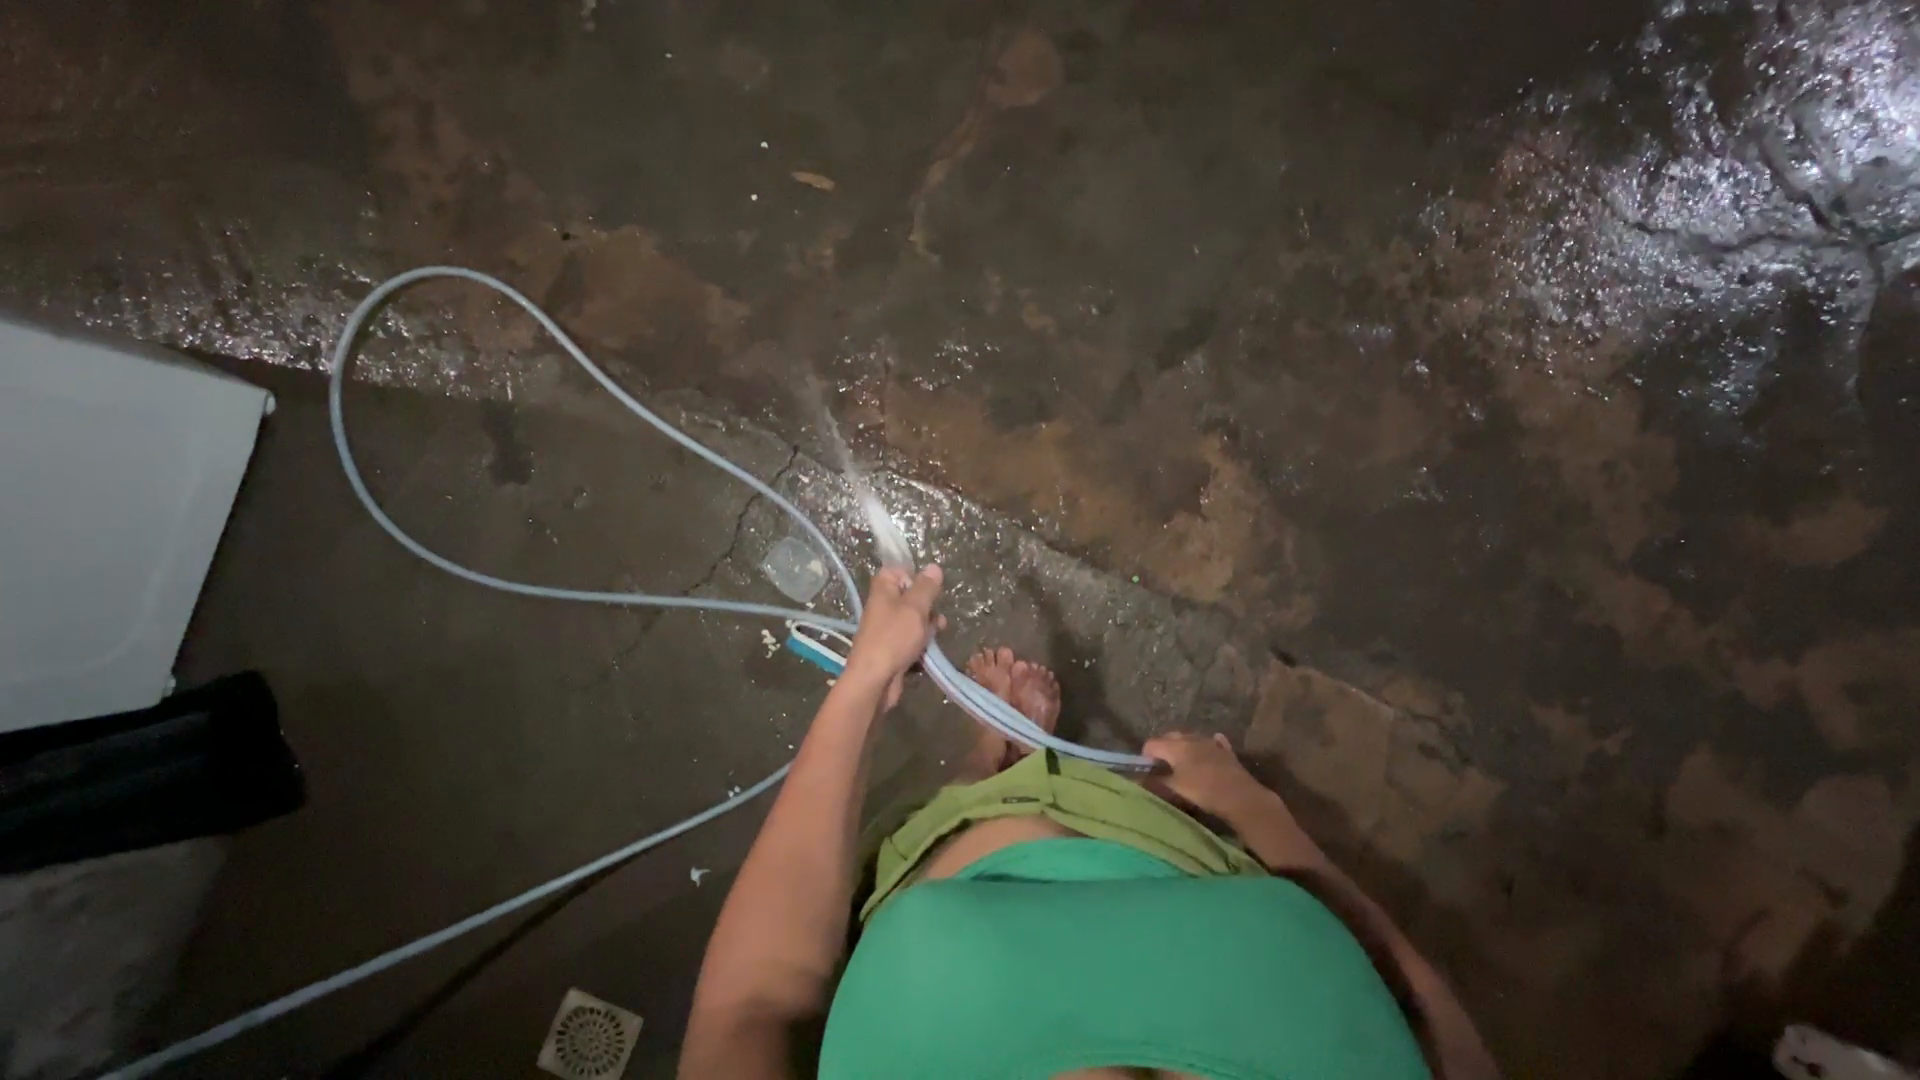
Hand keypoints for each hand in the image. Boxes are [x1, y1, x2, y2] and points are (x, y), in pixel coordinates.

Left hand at [843, 564, 944, 707]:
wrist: (875, 680)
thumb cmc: (894, 638)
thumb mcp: (915, 608)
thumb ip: (926, 587)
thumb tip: (934, 566)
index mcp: (883, 589)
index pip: (898, 571)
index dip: (916, 578)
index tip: (929, 590)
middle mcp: (883, 606)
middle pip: (910, 597)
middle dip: (928, 607)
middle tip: (936, 618)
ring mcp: (886, 628)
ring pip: (914, 620)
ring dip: (927, 627)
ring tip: (934, 636)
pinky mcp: (892, 648)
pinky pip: (911, 639)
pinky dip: (920, 644)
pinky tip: (928, 651)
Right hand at [1140, 732, 1267, 818]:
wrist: (1240, 797)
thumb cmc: (1203, 791)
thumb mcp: (1175, 789)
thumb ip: (1156, 782)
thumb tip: (1140, 780)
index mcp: (1176, 746)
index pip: (1152, 743)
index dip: (1145, 756)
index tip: (1146, 771)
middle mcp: (1191, 738)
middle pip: (1170, 737)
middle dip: (1162, 749)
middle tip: (1161, 768)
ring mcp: (1210, 743)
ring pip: (1190, 739)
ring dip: (1182, 748)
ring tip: (1181, 765)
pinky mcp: (1225, 751)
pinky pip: (1211, 743)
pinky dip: (1204, 747)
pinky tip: (1205, 755)